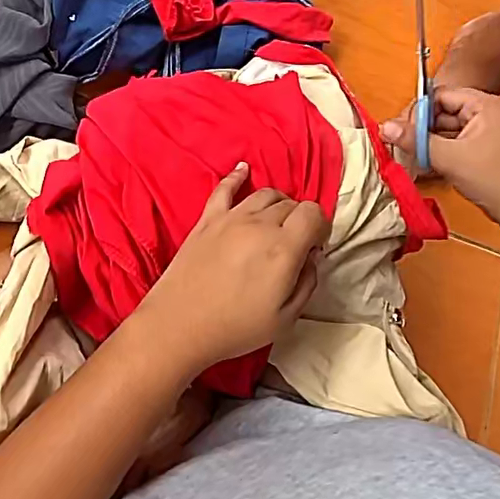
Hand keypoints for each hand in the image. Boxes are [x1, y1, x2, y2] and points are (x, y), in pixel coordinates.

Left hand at [132, 163, 327, 374]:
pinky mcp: (207, 220)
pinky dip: (237, 176)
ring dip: (279, 204)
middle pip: (291, 204)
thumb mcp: (286, 318)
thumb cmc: (234, 328)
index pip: (314, 213)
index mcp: (283, 249)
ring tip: (278, 221)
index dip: (321, 227)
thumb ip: (307, 283)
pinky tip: (244, 170)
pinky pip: (225, 189)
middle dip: (301, 220)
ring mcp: (231, 219)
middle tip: (296, 242)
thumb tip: (311, 259)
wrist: (177, 327)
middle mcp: (260, 226)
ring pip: (265, 194)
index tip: (316, 245)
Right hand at [381, 88, 499, 225]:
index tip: (403, 129)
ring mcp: (496, 132)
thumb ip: (415, 140)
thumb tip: (387, 127)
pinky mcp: (495, 150)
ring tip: (418, 157)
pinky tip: (435, 165)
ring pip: (455, 129)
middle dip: (426, 129)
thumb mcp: (449, 158)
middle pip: (448, 112)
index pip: (443, 95)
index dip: (420, 111)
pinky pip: (464, 142)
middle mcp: (494, 113)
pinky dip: (449, 151)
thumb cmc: (496, 181)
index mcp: (488, 105)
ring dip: (436, 142)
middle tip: (406, 145)